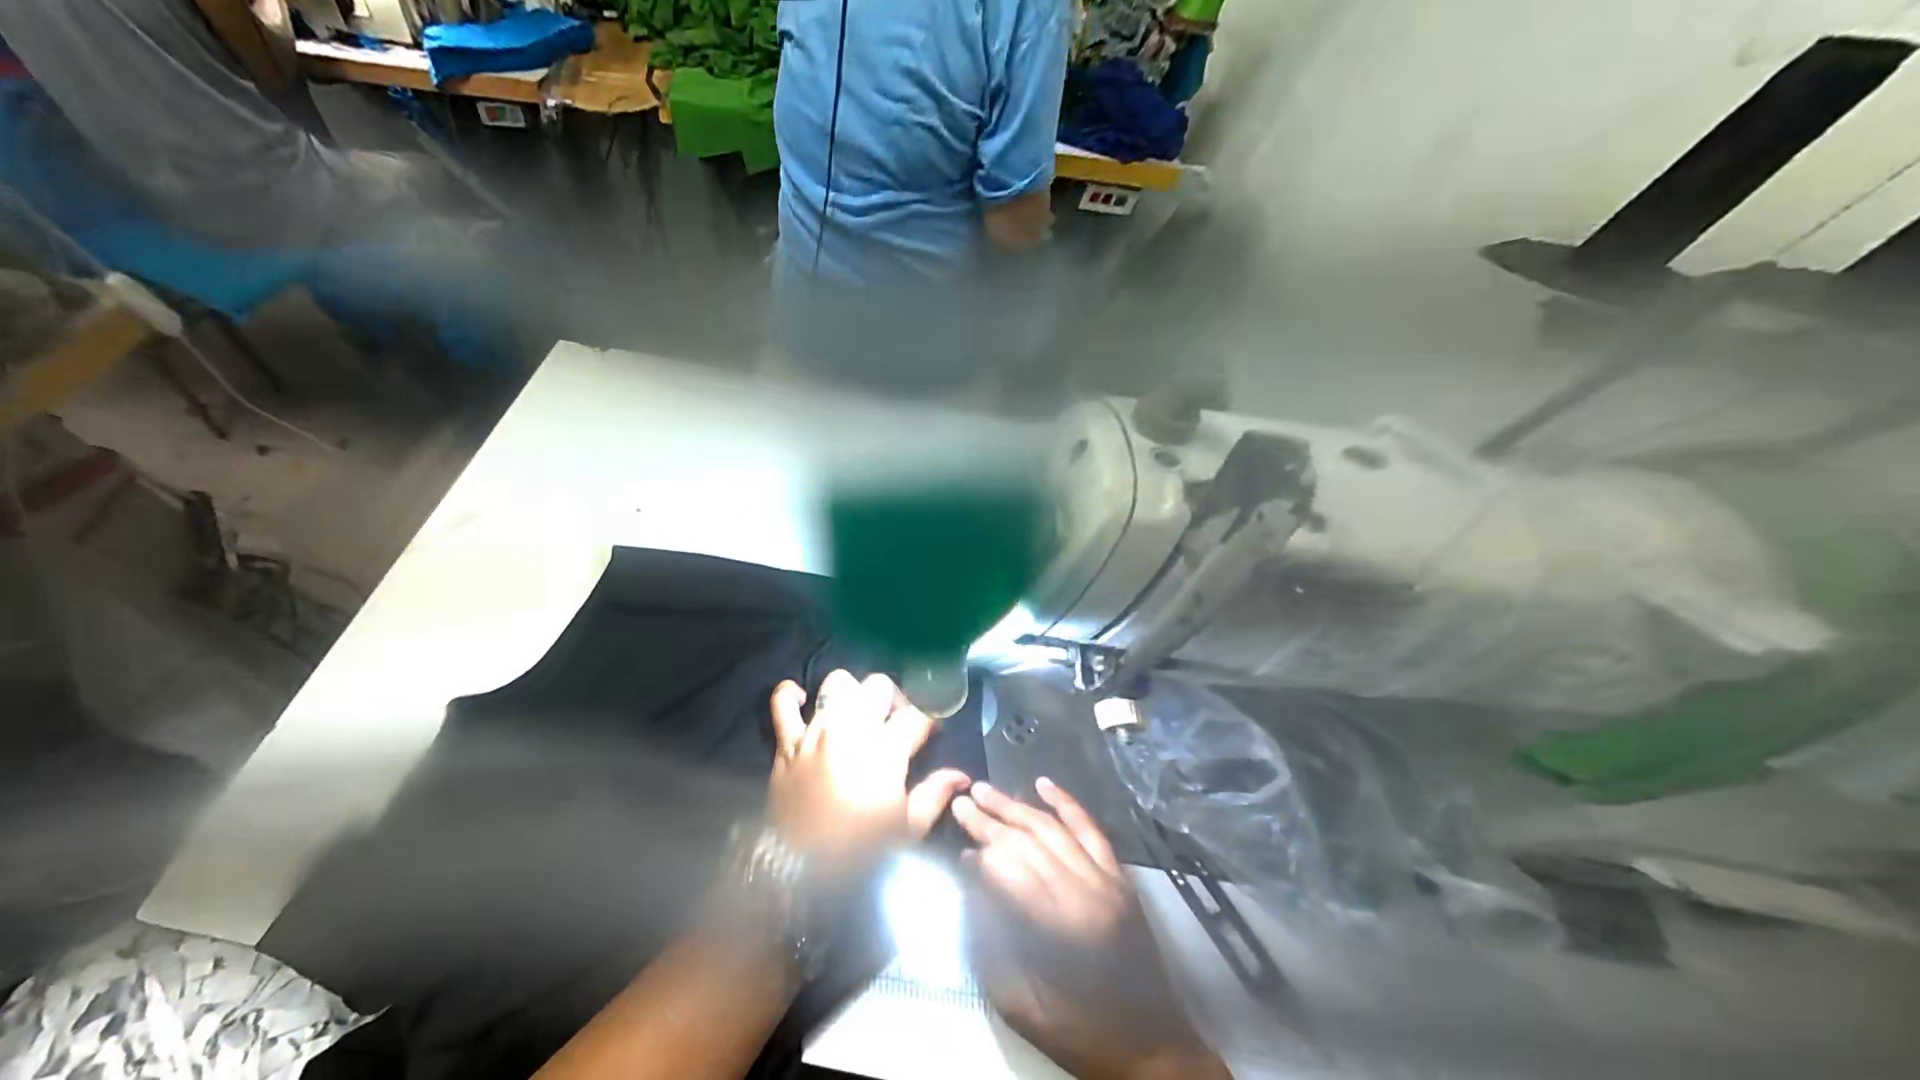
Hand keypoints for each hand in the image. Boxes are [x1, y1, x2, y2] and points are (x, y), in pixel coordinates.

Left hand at [767, 670, 969, 882]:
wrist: (798, 875)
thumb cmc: (860, 855)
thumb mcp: (907, 829)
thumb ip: (934, 794)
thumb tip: (961, 777)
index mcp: (886, 750)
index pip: (918, 714)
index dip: (930, 719)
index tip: (932, 732)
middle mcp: (851, 730)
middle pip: (879, 685)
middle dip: (893, 698)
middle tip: (895, 723)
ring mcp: (815, 732)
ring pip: (837, 682)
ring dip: (851, 693)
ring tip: (856, 716)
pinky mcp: (786, 744)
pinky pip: (781, 704)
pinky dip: (790, 695)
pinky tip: (802, 700)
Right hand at [954, 778, 1227, 1079]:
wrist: (1151, 1046)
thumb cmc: (1078, 1031)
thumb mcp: (1021, 1003)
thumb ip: (991, 944)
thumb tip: (971, 886)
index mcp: (1057, 929)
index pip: (1009, 871)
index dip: (980, 856)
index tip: (958, 847)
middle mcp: (1084, 893)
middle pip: (1029, 843)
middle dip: (990, 821)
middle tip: (961, 802)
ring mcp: (1106, 880)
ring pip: (1055, 829)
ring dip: (1018, 807)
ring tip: (986, 790)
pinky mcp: (1119, 877)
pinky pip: (1091, 830)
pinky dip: (1067, 804)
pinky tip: (1044, 784)